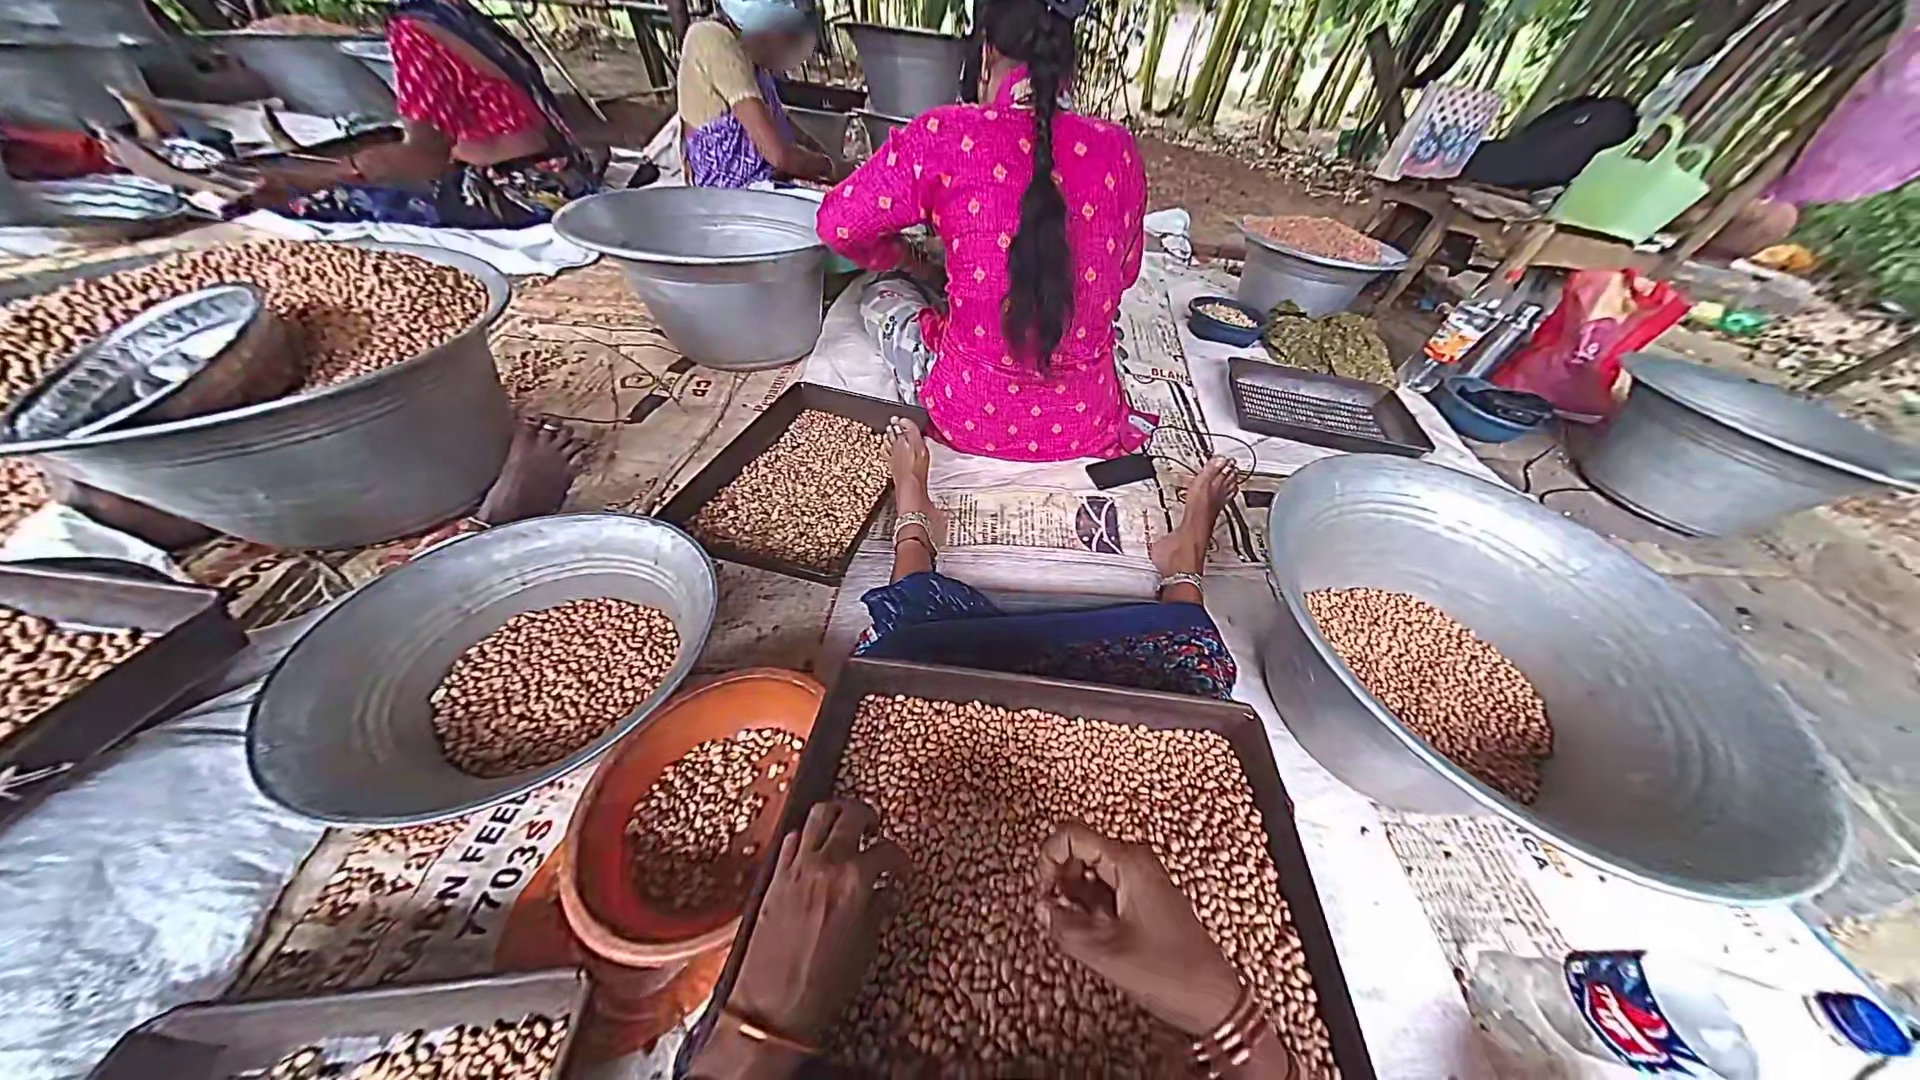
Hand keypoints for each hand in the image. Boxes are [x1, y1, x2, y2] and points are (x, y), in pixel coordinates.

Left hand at [729, 799, 908, 1042]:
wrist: (772, 1009)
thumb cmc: (822, 986)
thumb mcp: (864, 948)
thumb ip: (877, 910)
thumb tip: (887, 891)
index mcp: (853, 882)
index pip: (887, 851)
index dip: (900, 859)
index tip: (901, 867)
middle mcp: (826, 864)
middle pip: (852, 814)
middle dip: (870, 817)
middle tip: (875, 830)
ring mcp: (798, 866)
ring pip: (819, 812)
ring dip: (838, 813)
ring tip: (846, 826)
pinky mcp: (776, 875)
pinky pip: (793, 837)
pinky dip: (807, 835)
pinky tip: (815, 849)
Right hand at [1035, 821, 1243, 1035]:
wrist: (1216, 1000)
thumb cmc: (1171, 972)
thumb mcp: (1107, 952)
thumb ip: (1065, 926)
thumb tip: (1040, 907)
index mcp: (1127, 861)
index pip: (1071, 834)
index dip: (1048, 859)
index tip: (1043, 893)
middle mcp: (1133, 859)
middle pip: (1079, 850)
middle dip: (1060, 880)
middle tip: (1058, 916)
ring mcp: (1140, 875)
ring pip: (1090, 870)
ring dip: (1075, 897)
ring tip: (1082, 932)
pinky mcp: (1143, 894)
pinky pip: (1104, 887)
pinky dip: (1091, 906)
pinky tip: (1098, 936)